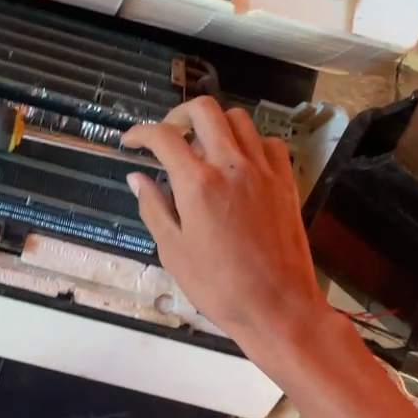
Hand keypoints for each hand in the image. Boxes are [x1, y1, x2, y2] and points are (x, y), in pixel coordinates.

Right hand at [122, 97, 337, 346]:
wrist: (277, 306)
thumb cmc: (219, 287)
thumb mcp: (173, 251)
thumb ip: (154, 208)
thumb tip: (137, 178)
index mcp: (198, 184)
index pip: (163, 137)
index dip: (140, 133)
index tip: (131, 142)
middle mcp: (232, 165)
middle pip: (204, 110)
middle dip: (179, 114)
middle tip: (168, 136)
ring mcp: (263, 170)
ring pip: (238, 119)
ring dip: (214, 125)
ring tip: (202, 148)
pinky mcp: (286, 182)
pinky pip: (268, 143)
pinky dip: (249, 143)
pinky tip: (239, 164)